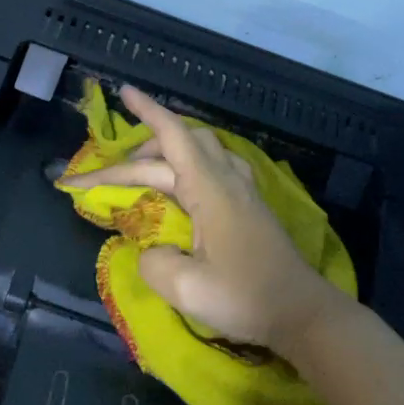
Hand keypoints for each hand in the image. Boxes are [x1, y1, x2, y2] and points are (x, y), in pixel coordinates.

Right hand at [59, 85, 343, 350]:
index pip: (173, 136)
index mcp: (210, 189)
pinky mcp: (249, 205)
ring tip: (138, 172)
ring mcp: (242, 190)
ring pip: (199, 151)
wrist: (302, 312)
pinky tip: (182, 184)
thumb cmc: (246, 298)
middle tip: (101, 177)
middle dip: (135, 155)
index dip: (148, 112)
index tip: (124, 91)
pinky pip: (215, 165)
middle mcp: (226, 179)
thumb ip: (154, 263)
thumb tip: (148, 250)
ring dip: (165, 153)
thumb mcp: (188, 290)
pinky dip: (188, 162)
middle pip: (177, 147)